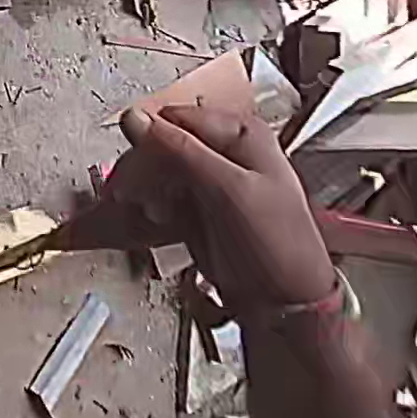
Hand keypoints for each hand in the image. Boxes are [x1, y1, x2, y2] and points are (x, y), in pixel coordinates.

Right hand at [110, 102, 334, 310]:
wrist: (283, 300)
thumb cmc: (274, 243)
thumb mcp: (228, 189)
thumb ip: (180, 149)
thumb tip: (133, 117)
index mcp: (241, 133)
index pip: (174, 119)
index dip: (152, 142)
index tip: (138, 168)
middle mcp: (222, 148)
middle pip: (159, 142)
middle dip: (145, 169)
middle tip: (136, 194)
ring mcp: (206, 174)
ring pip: (153, 165)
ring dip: (144, 188)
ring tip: (154, 212)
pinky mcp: (193, 198)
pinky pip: (156, 187)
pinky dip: (151, 201)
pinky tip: (157, 217)